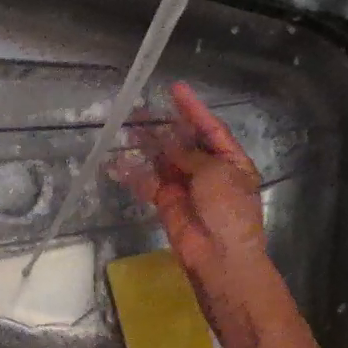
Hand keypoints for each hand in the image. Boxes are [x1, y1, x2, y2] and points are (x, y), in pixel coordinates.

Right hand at [117, 82, 269, 294]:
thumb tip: (170, 146)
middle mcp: (209, 170)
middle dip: (165, 125)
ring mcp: (187, 186)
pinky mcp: (167, 203)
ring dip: (147, 144)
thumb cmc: (228, 211)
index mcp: (230, 161)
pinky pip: (149, 182)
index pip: (210, 128)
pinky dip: (134, 172)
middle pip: (184, 141)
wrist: (221, 259)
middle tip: (141, 108)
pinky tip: (117, 161)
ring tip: (126, 126)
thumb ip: (191, 155)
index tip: (175, 88)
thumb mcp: (216, 174)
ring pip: (164, 159)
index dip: (193, 108)